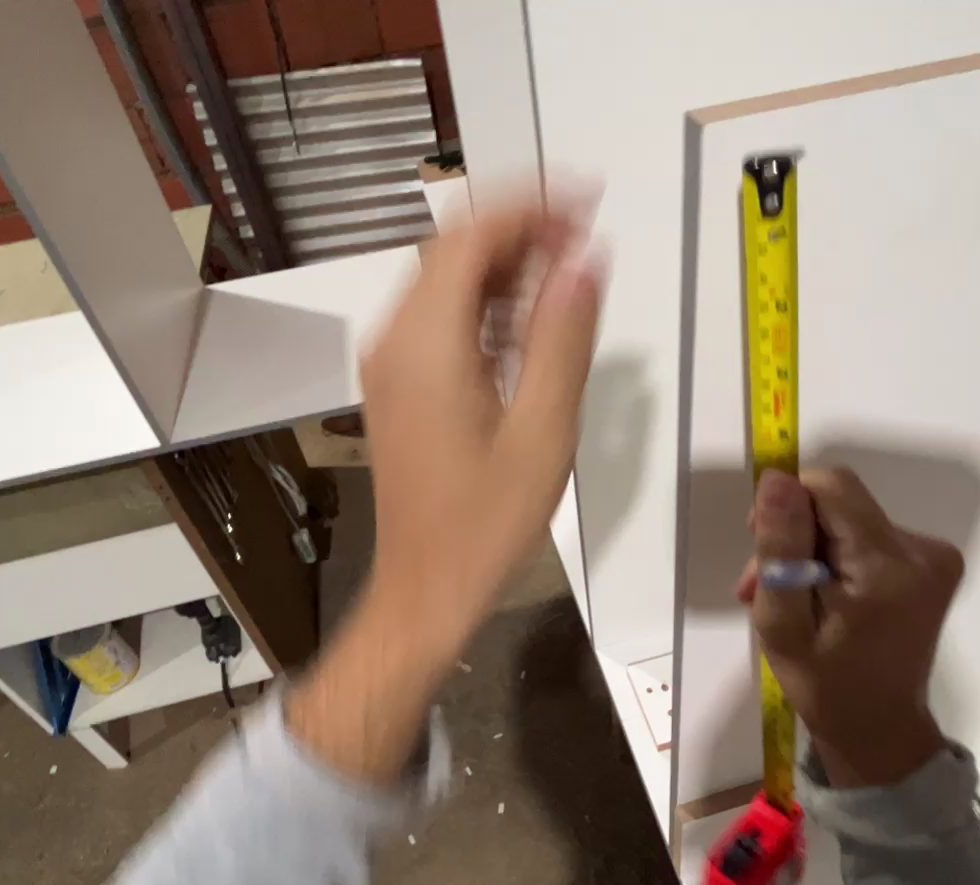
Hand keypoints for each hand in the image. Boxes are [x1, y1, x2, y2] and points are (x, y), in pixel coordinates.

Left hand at [359, 189, 606, 645]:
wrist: (426, 586)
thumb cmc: (488, 523)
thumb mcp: (543, 431)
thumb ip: (563, 339)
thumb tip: (586, 262)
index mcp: (425, 344)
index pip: (471, 234)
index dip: (532, 205)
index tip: (589, 202)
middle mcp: (394, 339)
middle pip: (454, 250)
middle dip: (522, 231)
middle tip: (587, 242)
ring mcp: (389, 363)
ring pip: (446, 283)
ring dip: (506, 268)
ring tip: (569, 276)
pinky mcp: (398, 387)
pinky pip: (440, 322)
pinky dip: (485, 307)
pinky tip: (528, 327)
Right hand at [737, 468, 962, 785]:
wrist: (879, 729)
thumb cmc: (823, 685)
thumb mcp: (782, 624)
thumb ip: (780, 550)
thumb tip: (776, 480)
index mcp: (888, 566)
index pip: (832, 488)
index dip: (788, 503)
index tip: (762, 544)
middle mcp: (923, 551)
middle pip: (840, 505)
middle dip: (793, 536)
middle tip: (760, 585)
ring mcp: (934, 558)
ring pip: (849, 521)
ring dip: (809, 551)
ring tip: (786, 597)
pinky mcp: (932, 565)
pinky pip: (866, 538)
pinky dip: (835, 560)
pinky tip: (819, 596)